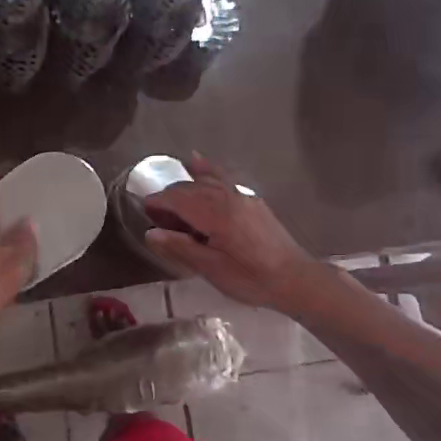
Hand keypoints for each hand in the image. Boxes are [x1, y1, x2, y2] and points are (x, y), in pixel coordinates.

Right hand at [142, 154, 317, 312]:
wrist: (295, 279)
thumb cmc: (250, 278)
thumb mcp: (211, 269)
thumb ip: (180, 248)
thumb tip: (150, 233)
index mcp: (215, 214)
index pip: (177, 199)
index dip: (158, 203)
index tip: (145, 212)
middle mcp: (227, 197)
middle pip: (189, 188)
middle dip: (169, 197)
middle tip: (157, 216)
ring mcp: (242, 195)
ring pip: (205, 181)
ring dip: (185, 187)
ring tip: (172, 198)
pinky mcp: (251, 200)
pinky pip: (224, 178)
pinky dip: (207, 170)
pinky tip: (196, 161)